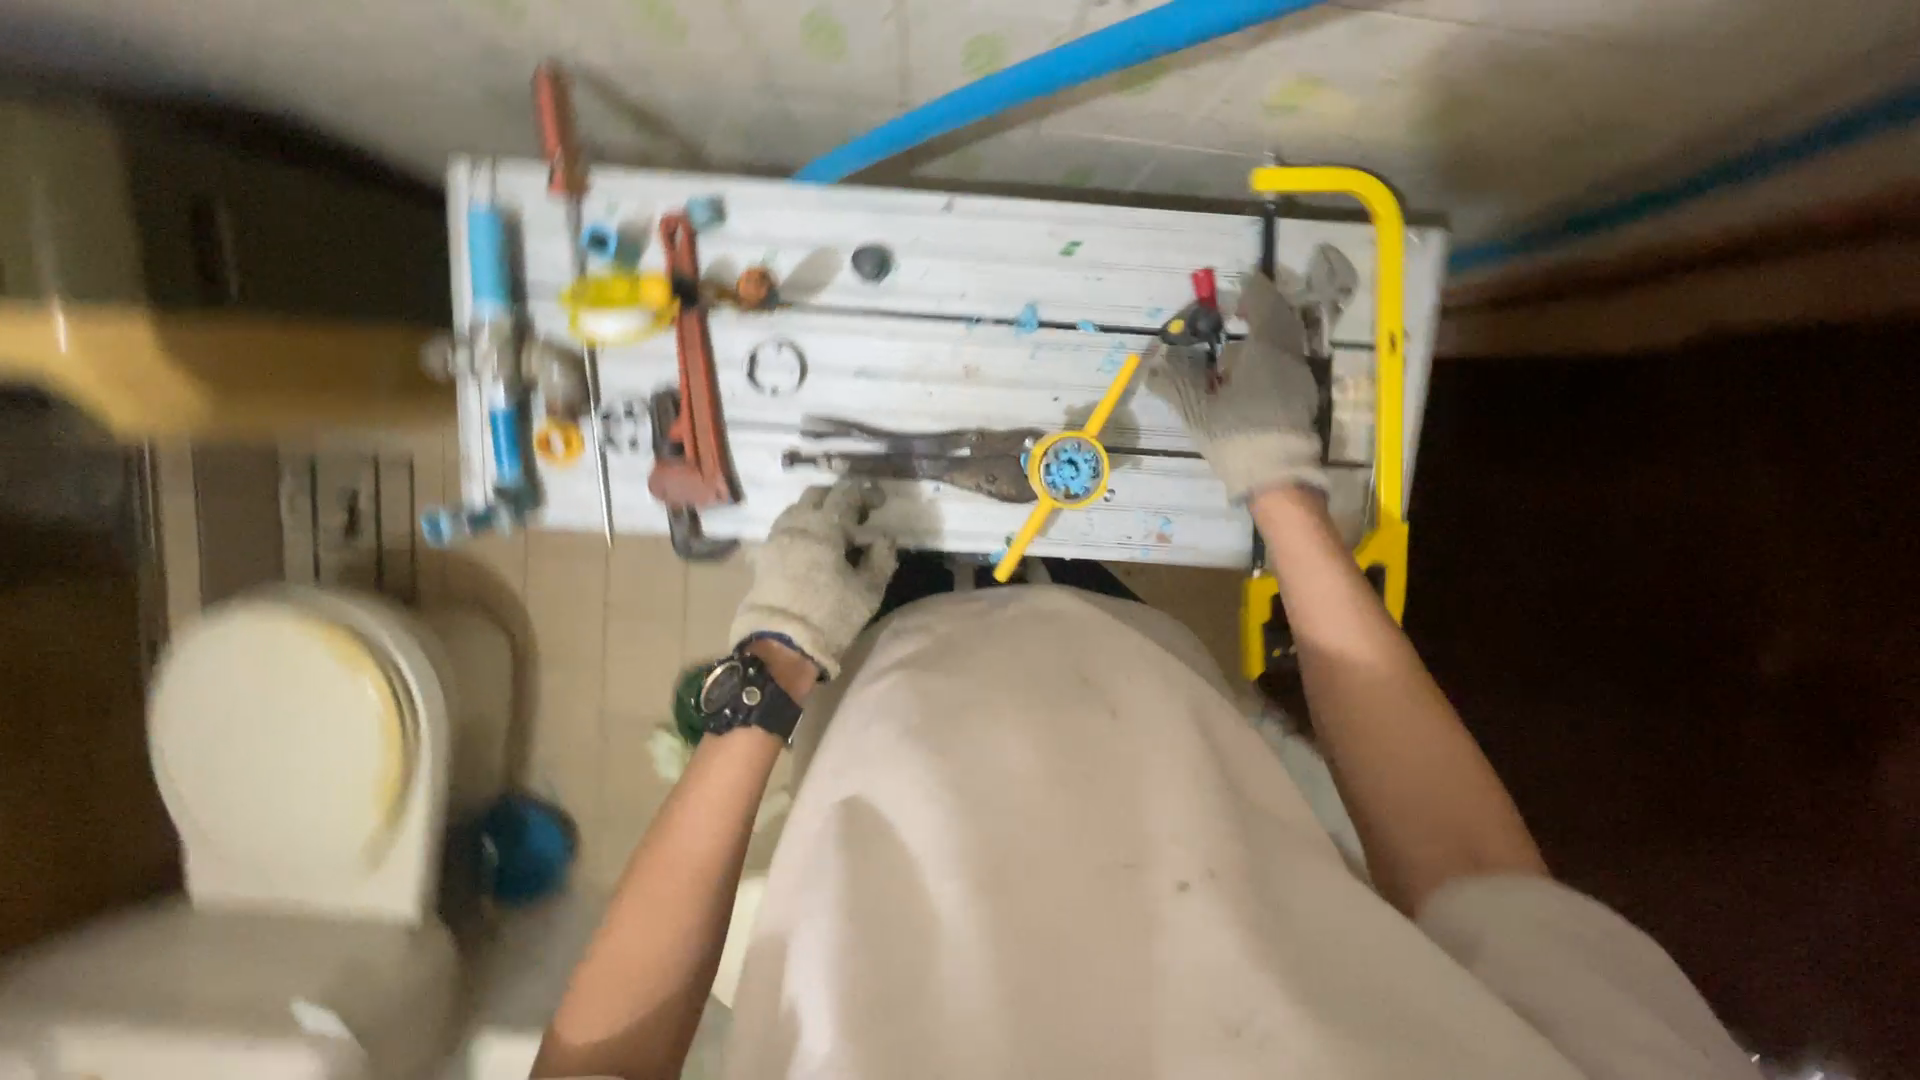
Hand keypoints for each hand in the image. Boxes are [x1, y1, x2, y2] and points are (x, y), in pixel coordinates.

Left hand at [728, 482, 897, 678]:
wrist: (780, 644)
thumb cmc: (831, 615)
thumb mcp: (869, 590)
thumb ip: (881, 558)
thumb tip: (885, 538)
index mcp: (824, 525)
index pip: (846, 493)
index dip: (866, 492)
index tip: (880, 503)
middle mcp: (796, 523)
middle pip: (816, 494)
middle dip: (838, 498)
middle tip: (856, 517)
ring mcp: (775, 538)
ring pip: (796, 510)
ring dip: (815, 512)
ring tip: (832, 533)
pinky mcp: (762, 557)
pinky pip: (782, 531)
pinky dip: (798, 530)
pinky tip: (808, 548)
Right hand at [1145, 269, 1325, 500]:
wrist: (1275, 476)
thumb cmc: (1235, 435)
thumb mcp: (1197, 409)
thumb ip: (1176, 382)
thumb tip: (1154, 366)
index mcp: (1265, 349)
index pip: (1264, 303)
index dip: (1251, 290)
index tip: (1238, 284)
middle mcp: (1289, 356)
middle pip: (1281, 319)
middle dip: (1261, 310)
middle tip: (1240, 309)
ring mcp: (1301, 378)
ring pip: (1287, 343)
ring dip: (1267, 335)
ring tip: (1241, 346)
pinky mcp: (1303, 399)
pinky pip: (1288, 363)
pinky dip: (1272, 356)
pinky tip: (1253, 373)